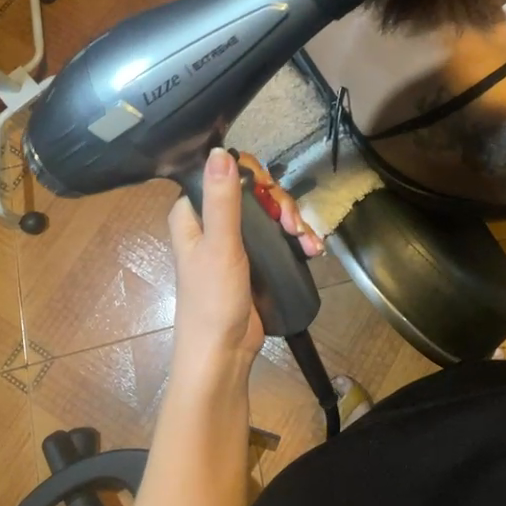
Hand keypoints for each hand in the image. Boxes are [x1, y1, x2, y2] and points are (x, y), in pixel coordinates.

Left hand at [168, 147, 321, 367]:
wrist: (224, 355)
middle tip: (292, 224)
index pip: (223, 173)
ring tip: (308, 243)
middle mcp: (212, 222)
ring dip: (294, 222)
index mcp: (193, 214)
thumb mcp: (220, 245)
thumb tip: (220, 150)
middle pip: (254, 191)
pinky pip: (279, 236)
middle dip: (280, 205)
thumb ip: (222, 199)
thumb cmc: (213, 300)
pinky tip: (312, 251)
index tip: (270, 192)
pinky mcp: (256, 260)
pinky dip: (297, 240)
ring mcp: (236, 241)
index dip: (251, 175)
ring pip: (270, 212)